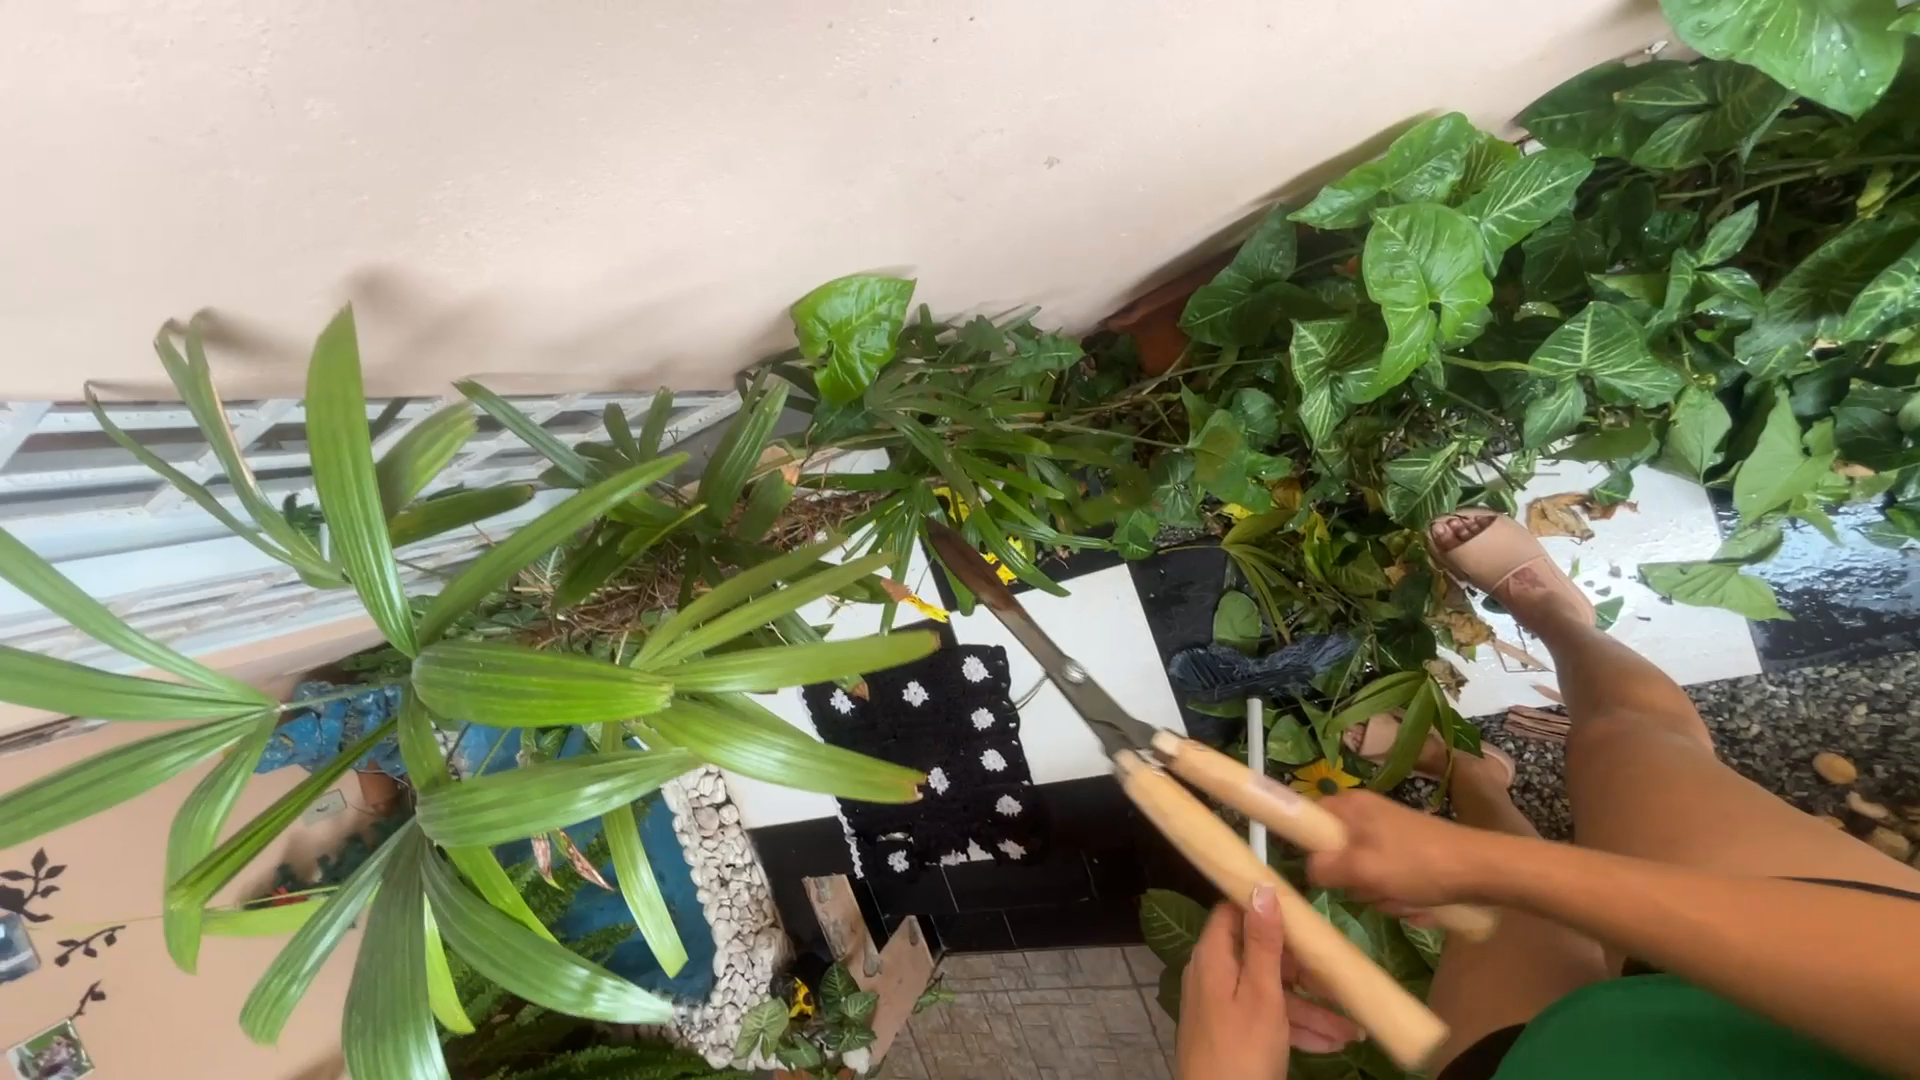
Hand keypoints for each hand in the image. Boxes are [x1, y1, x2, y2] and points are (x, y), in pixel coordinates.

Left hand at [1176, 886, 1360, 1079]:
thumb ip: (1264, 942)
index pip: (1234, 913)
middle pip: (1259, 955)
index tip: (1303, 916)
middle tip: (1340, 984)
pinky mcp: (1231, 1033)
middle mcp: (1213, 973)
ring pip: (1269, 993)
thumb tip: (1261, 887)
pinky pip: (1266, 1019)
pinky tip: (1333, 1045)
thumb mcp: (1261, 994)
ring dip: (1310, 1008)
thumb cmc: (1242, 1051)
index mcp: (1213, 955)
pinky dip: (1295, 1028)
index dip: (1265, 908)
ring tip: (1354, 1029)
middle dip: (1303, 972)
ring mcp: (1221, 1005)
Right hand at [1307, 791, 1491, 907]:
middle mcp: (1364, 812)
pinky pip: (1388, 877)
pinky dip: (1400, 893)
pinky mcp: (1409, 852)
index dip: (1309, 846)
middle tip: (1372, 889)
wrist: (1485, 870)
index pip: (1306, 818)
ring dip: (1379, 892)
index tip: (1323, 871)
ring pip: (1363, 869)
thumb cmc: (1417, 864)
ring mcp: (1388, 832)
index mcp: (1348, 805)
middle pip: (1335, 850)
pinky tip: (1419, 903)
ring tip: (1403, 899)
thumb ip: (1324, 867)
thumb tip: (1308, 870)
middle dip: (1353, 879)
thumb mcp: (1362, 869)